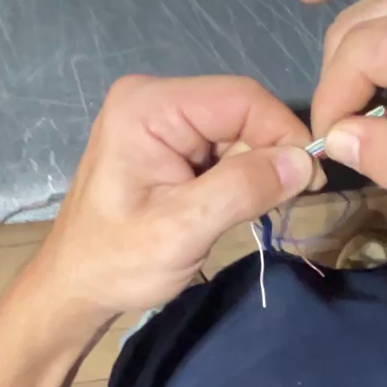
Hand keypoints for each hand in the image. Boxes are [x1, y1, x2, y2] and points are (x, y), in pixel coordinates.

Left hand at [29, 75, 317, 319]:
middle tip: (275, 207)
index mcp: (149, 107)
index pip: (241, 98)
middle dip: (266, 157)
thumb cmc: (118, 263)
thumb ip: (242, 190)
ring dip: (250, 173)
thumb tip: (304, 161)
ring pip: (235, 133)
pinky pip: (220, 149)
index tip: (310, 181)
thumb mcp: (182, 230)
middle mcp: (154, 99)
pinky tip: (224, 209)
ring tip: (238, 215)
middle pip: (240, 112)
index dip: (283, 134)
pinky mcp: (166, 142)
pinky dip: (235, 179)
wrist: (76, 287)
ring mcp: (159, 119)